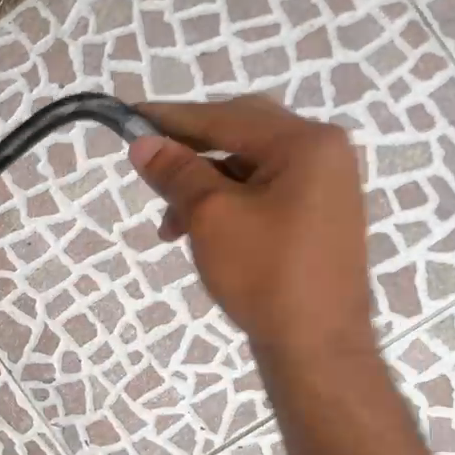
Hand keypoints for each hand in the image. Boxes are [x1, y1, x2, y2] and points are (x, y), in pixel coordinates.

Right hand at [130, 96, 374, 366]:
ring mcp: (324, 185)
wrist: (315, 339)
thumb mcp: (211, 217)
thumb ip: (178, 174)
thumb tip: (144, 144)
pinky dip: (224, 204)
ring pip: (248, 168)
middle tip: (148, 168)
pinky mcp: (316, 215)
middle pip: (242, 134)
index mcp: (305, 142)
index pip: (226, 116)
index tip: (130, 115)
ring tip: (168, 226)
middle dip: (190, 152)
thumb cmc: (264, 272)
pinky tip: (199, 233)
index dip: (173, 118)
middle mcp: (322, 152)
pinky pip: (262, 192)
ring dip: (202, 187)